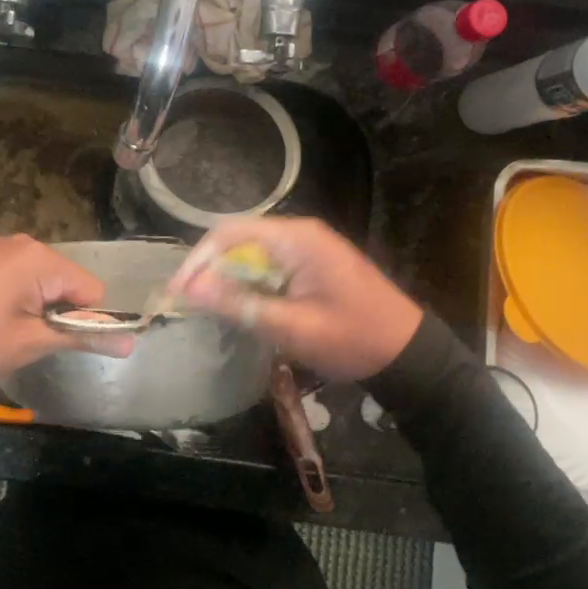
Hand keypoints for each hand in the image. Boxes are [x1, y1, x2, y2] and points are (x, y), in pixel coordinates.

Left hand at [0, 234, 127, 382]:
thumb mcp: (30, 343)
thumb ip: (82, 336)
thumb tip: (132, 342)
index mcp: (40, 259)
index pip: (92, 290)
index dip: (86, 321)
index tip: (57, 342)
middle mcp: (25, 244)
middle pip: (69, 282)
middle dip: (60, 313)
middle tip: (28, 338)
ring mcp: (3, 248)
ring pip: (46, 281)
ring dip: (40, 308)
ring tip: (9, 331)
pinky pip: (23, 276)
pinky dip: (21, 298)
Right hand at [166, 217, 422, 380]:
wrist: (409, 355)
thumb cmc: (353, 339)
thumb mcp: (292, 327)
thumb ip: (239, 305)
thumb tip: (187, 290)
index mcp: (296, 238)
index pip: (229, 233)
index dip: (198, 259)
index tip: (178, 291)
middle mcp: (299, 233)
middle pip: (237, 239)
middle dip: (209, 270)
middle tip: (189, 303)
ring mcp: (307, 247)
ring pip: (250, 253)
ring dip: (228, 278)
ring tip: (207, 308)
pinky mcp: (310, 264)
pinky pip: (267, 265)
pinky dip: (249, 284)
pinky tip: (240, 307)